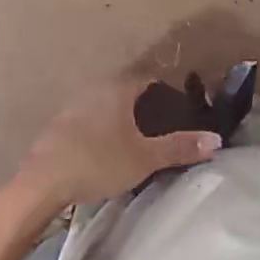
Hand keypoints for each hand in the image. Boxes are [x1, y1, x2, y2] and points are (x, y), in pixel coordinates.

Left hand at [12, 75, 222, 210]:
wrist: (43, 180)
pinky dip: (103, 128)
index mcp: (116, 88)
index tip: (182, 109)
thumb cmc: (98, 162)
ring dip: (122, 117)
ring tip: (140, 140)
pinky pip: (90, 119)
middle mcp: (94, 88)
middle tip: (165, 128)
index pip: (148, 79)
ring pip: (106, 105)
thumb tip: (216, 139)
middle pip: (126, 90)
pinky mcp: (59, 124)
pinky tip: (108, 149)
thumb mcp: (144, 158)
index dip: (166, 92)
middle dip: (145, 105)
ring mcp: (73, 105)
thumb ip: (179, 147)